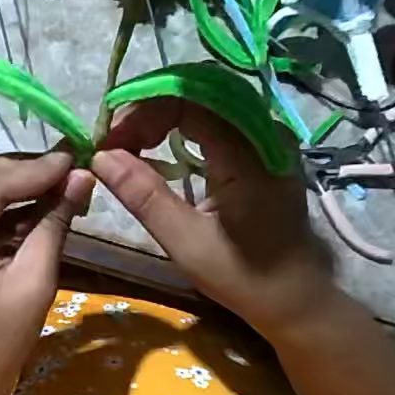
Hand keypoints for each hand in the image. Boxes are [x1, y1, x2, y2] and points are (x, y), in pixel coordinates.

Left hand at [0, 152, 93, 394]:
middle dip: (24, 169)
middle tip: (69, 165)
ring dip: (17, 179)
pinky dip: (9, 198)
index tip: (73, 159)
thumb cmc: (4, 337)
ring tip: (61, 177)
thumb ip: (54, 223)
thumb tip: (82, 176)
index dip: (31, 171)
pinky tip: (41, 195)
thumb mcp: (34, 280)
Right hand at [92, 102, 335, 339]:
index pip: (188, 102)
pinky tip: (159, 146)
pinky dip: (184, 128)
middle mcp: (265, 133)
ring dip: (164, 116)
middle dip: (149, 111)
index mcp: (249, 153)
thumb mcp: (184, 241)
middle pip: (198, 95)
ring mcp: (268, 140)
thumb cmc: (241, 276)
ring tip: (130, 141)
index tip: (108, 140)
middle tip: (114, 140)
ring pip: (208, 105)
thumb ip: (143, 195)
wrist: (294, 299)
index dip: (142, 113)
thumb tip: (101, 155)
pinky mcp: (263, 152)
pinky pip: (219, 122)